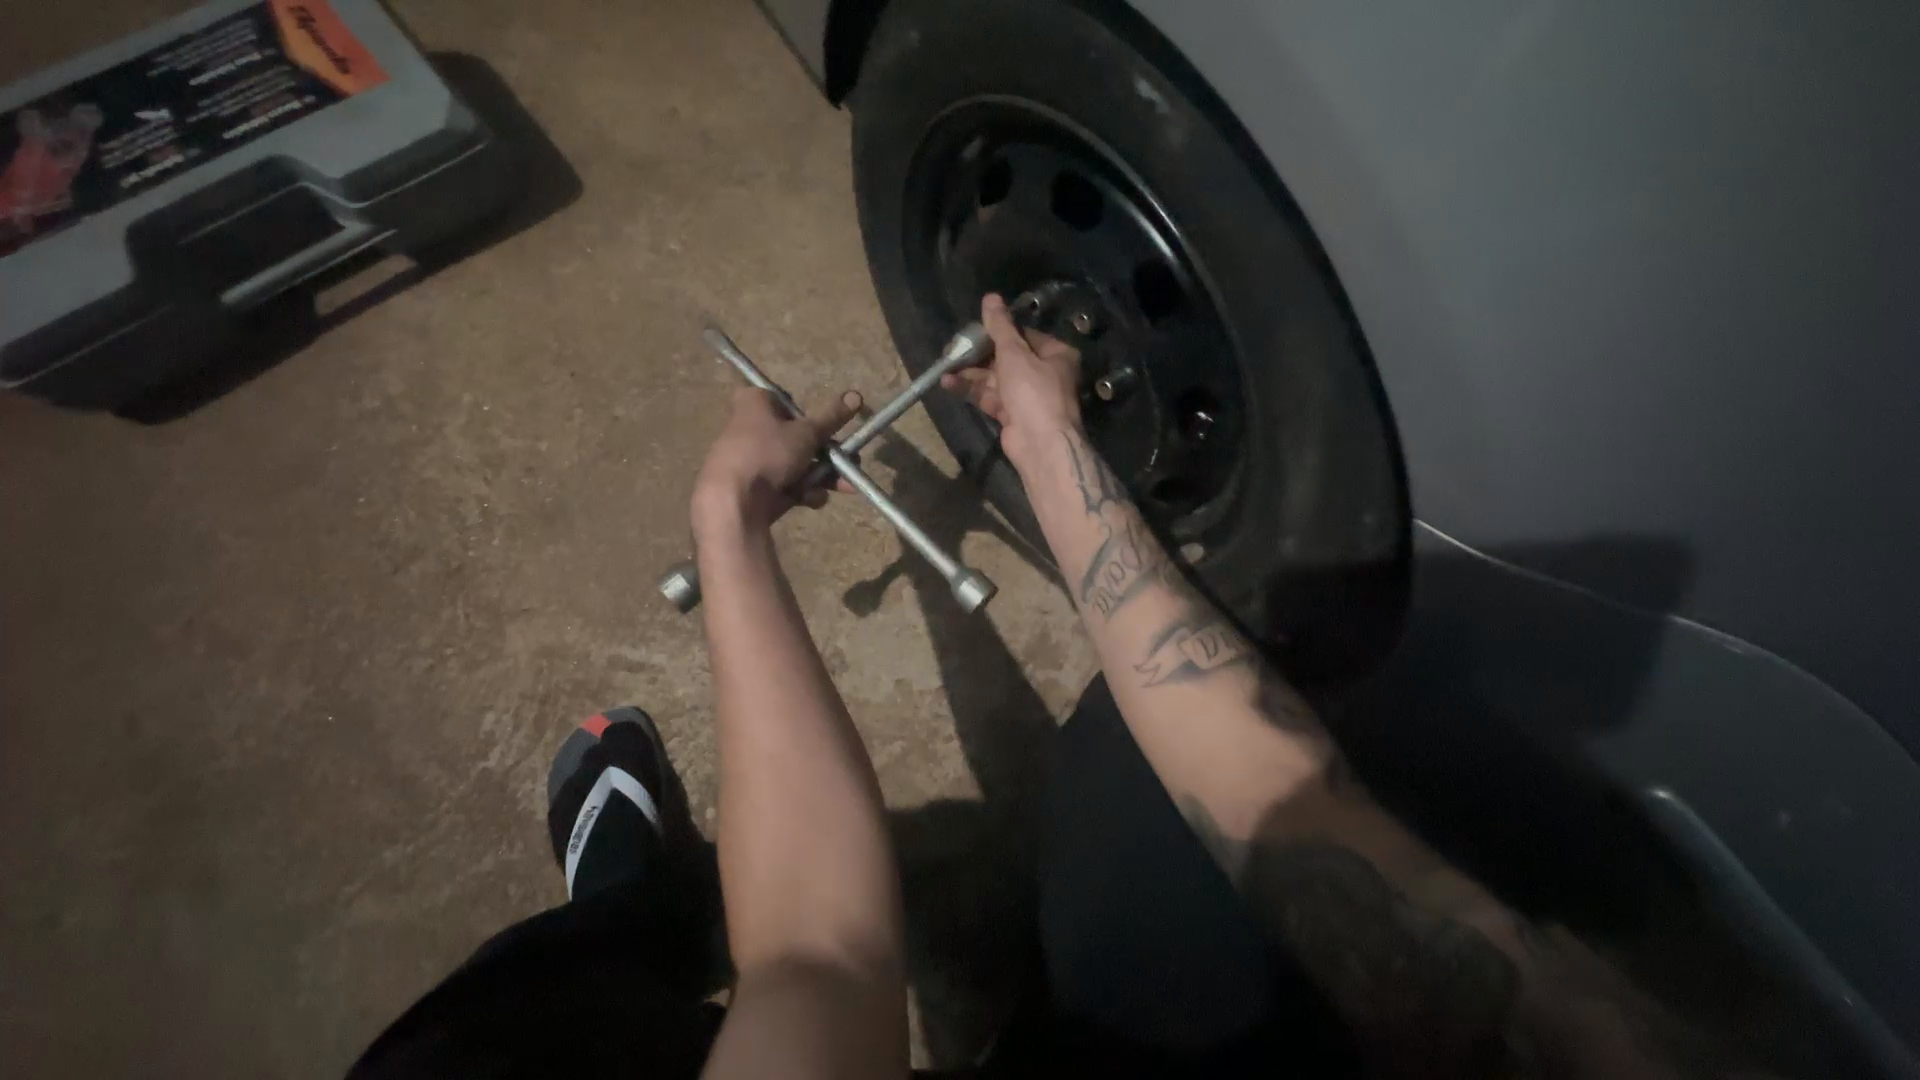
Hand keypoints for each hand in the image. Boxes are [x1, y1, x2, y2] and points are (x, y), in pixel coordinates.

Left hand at [693, 385, 861, 535]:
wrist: (733, 500)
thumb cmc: (768, 452)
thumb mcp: (807, 433)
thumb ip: (833, 417)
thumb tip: (857, 394)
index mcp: (755, 403)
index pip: (786, 401)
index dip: (808, 415)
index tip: (826, 428)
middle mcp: (750, 427)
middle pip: (796, 437)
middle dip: (827, 454)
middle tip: (850, 461)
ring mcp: (752, 459)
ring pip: (795, 463)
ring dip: (821, 475)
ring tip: (846, 486)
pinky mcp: (755, 486)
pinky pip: (785, 484)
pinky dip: (802, 491)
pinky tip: (813, 500)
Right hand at [941, 293, 1081, 467]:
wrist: (1041, 444)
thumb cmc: (1034, 391)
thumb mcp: (1014, 353)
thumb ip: (1000, 327)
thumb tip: (990, 297)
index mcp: (1056, 354)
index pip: (1024, 335)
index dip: (999, 331)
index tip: (975, 328)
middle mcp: (1045, 373)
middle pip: (1007, 358)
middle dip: (979, 355)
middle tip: (954, 347)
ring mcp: (1028, 396)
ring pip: (996, 379)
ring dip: (971, 373)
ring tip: (945, 366)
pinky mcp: (1013, 415)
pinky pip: (990, 397)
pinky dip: (972, 390)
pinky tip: (949, 383)